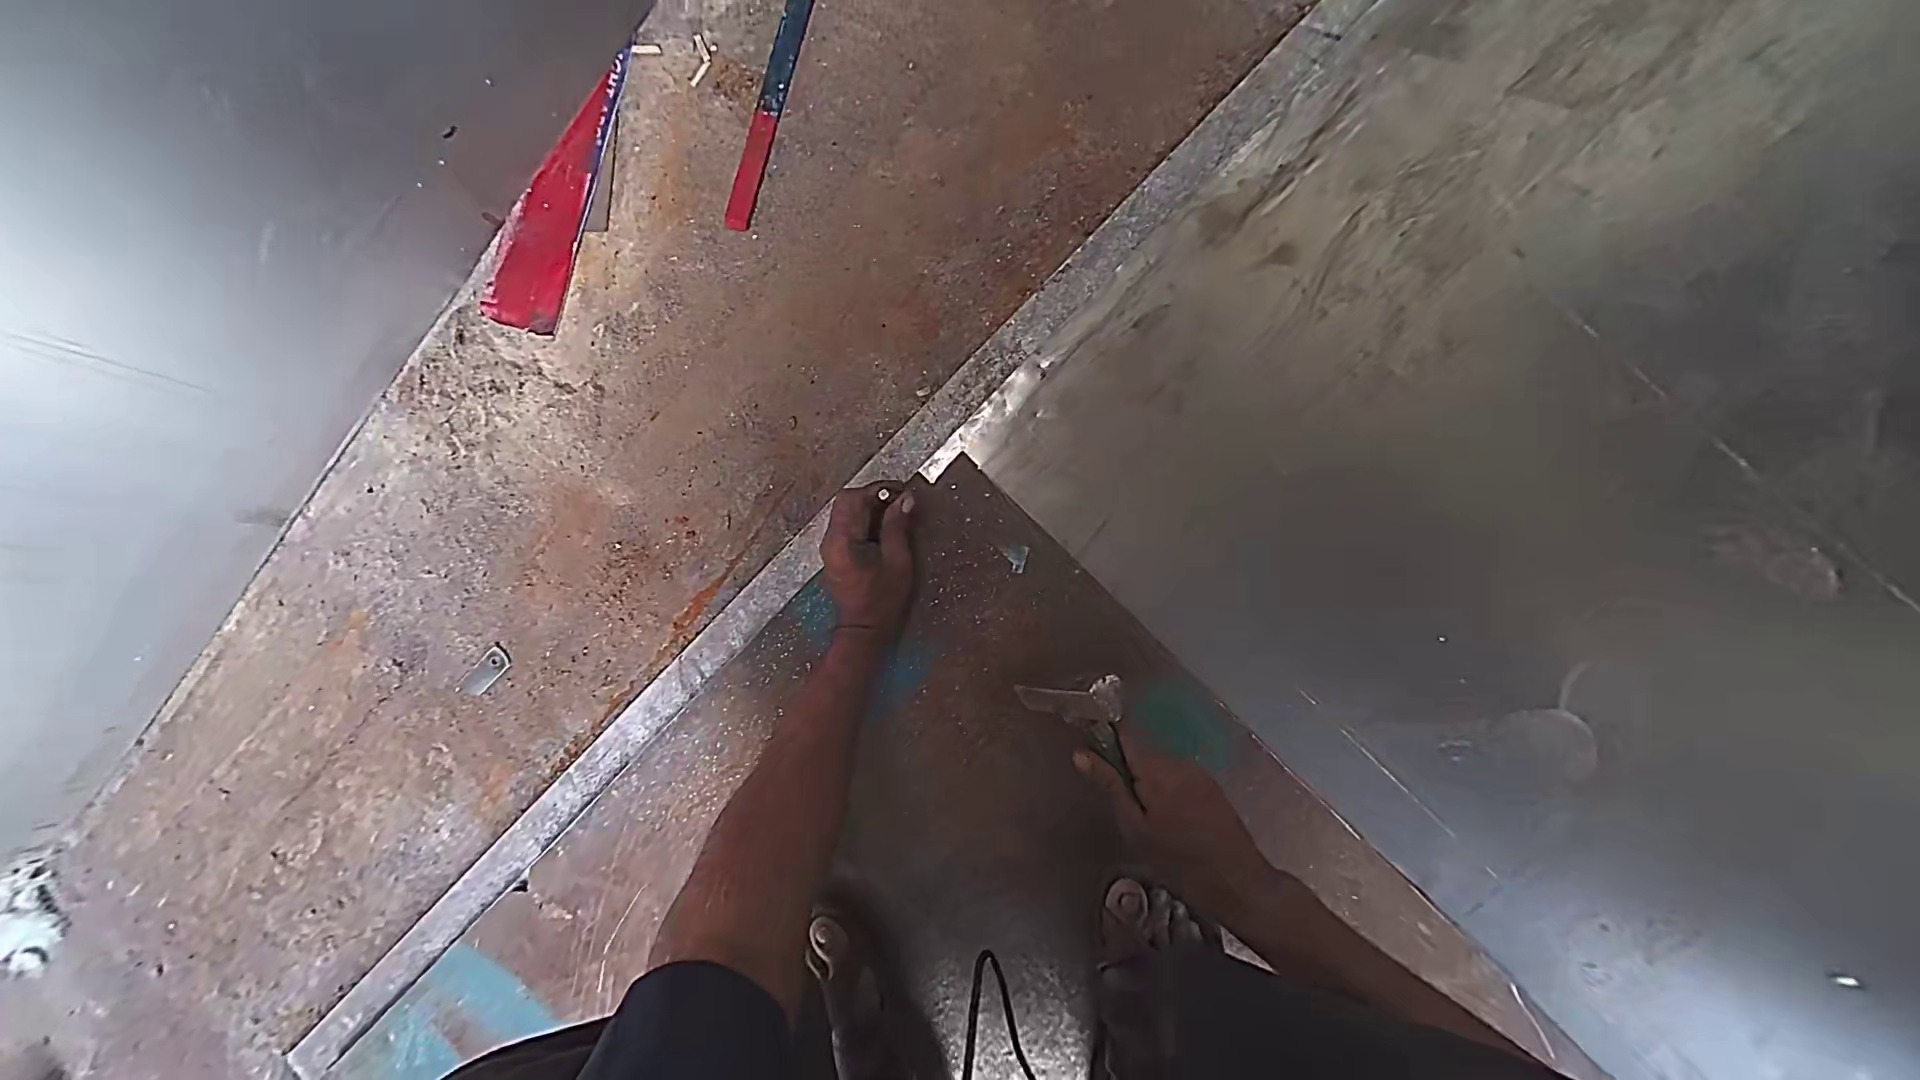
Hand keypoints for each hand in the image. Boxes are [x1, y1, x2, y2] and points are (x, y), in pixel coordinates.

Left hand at [820, 482, 915, 640]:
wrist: (864, 630)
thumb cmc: (882, 602)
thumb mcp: (898, 561)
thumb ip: (898, 527)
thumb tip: (905, 500)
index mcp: (843, 541)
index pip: (854, 498)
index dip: (879, 489)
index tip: (901, 492)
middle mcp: (830, 541)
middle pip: (846, 501)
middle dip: (874, 496)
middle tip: (899, 502)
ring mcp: (830, 547)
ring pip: (846, 511)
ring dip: (870, 507)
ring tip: (895, 515)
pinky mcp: (835, 553)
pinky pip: (848, 525)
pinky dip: (866, 520)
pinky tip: (884, 530)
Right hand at [1075, 726, 1273, 921]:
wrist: (1238, 884)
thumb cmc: (1178, 861)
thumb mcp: (1134, 828)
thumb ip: (1109, 786)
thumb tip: (1080, 753)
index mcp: (1156, 769)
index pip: (1124, 733)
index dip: (1105, 737)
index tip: (1092, 752)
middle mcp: (1178, 762)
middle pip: (1142, 752)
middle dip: (1128, 770)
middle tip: (1124, 806)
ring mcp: (1198, 773)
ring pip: (1160, 766)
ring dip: (1149, 782)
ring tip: (1149, 820)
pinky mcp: (1211, 787)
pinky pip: (1178, 777)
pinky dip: (1167, 790)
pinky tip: (1171, 821)